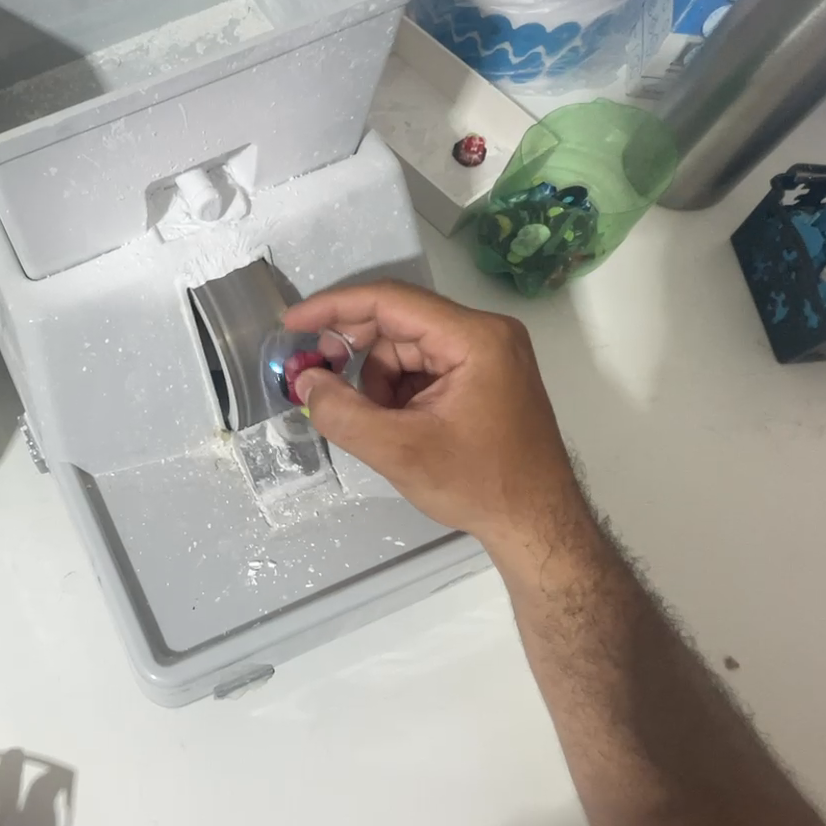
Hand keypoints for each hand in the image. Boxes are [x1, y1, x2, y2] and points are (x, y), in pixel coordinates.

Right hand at [282, 281, 587, 559]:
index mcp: (473, 338)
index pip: (390, 301)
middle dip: (354, 353)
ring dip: (376, 383)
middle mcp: (483, 334)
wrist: (535, 524)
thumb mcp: (398, 451)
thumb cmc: (477, 484)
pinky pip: (420, 369)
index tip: (291, 324)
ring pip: (403, 350)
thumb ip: (341, 413)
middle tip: (318, 381)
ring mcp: (484, 355)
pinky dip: (395, 393)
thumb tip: (304, 381)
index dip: (334, 308)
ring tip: (380, 426)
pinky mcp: (480, 378)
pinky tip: (397, 426)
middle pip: (396, 324)